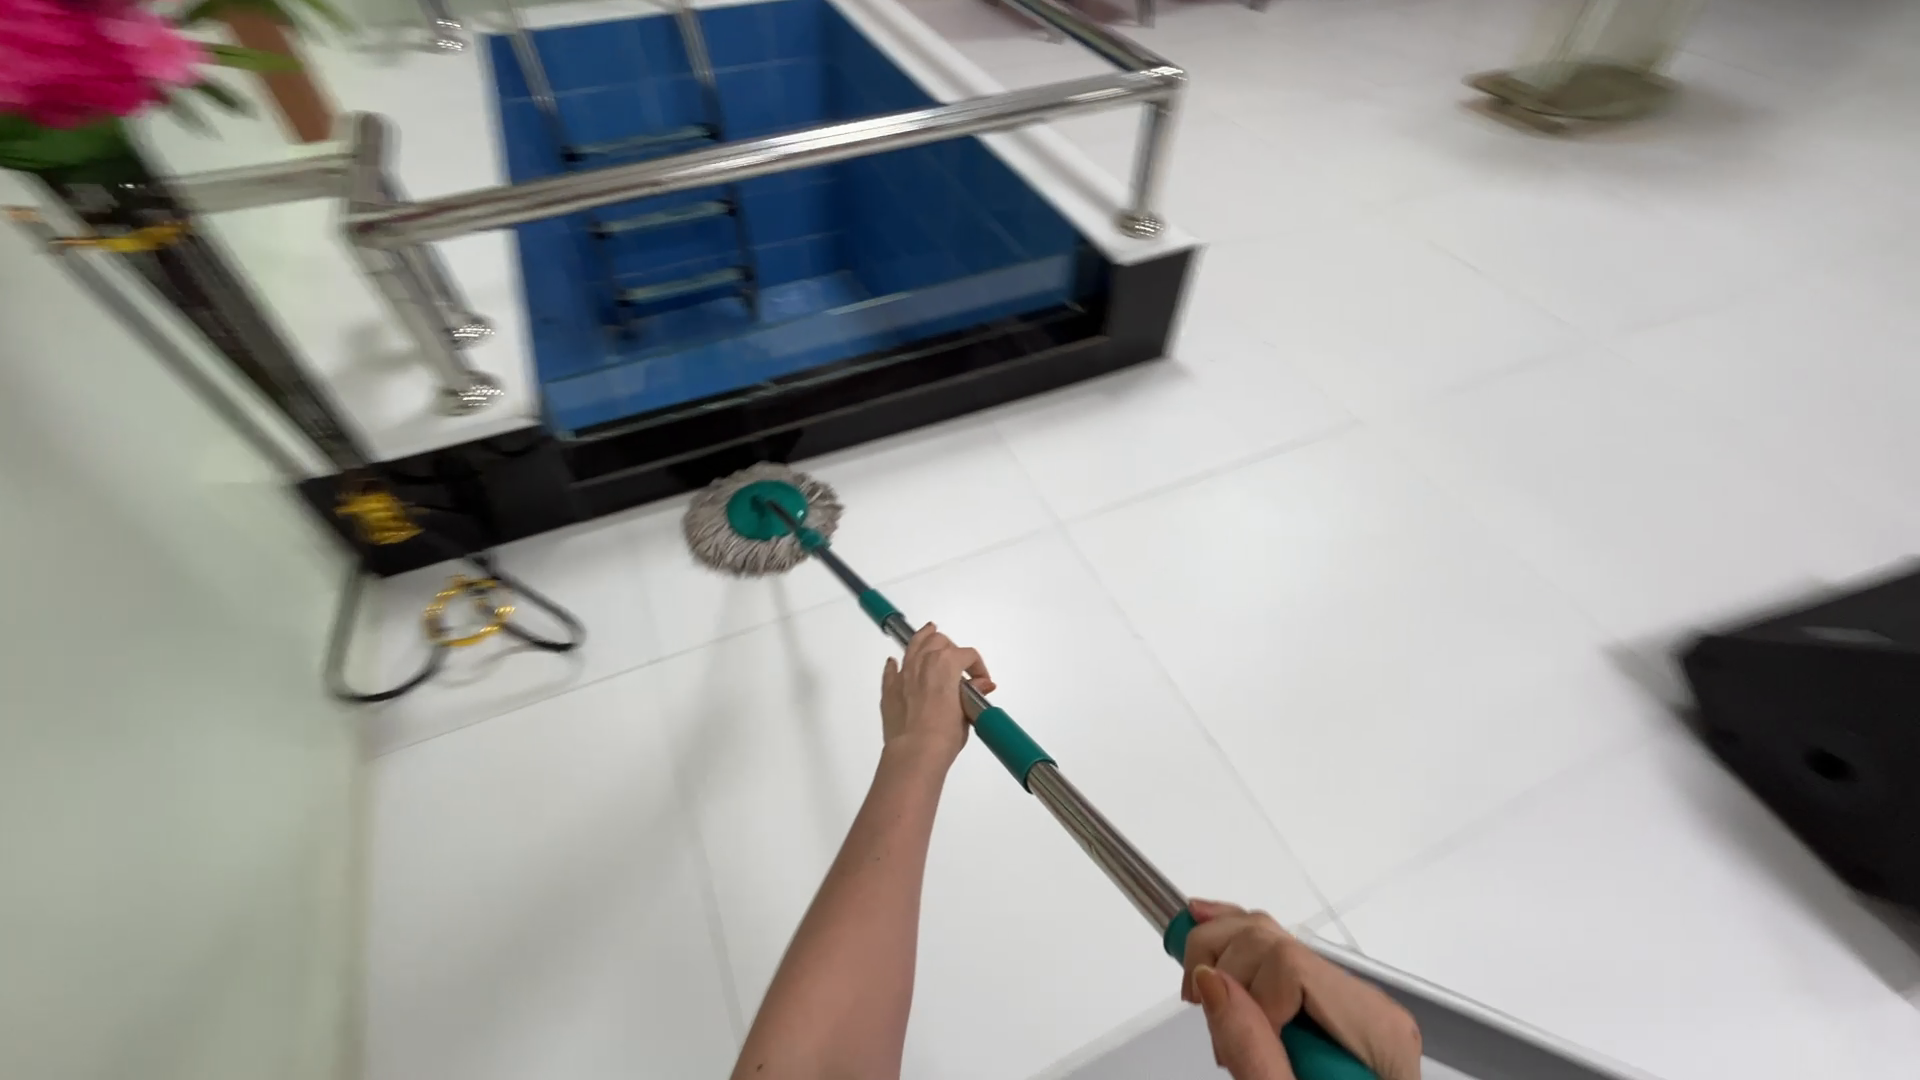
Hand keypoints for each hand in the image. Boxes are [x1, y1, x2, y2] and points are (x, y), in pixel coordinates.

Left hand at [879, 624, 993, 767]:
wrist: (915, 751)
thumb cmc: (946, 734)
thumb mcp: (967, 713)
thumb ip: (973, 693)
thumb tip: (983, 684)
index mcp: (947, 663)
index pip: (967, 655)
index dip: (978, 666)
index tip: (982, 682)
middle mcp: (924, 661)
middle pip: (939, 641)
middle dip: (951, 648)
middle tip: (957, 664)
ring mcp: (904, 672)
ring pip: (914, 645)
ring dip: (924, 638)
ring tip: (929, 632)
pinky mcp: (889, 688)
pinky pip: (892, 669)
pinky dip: (897, 664)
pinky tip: (896, 663)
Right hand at [1183, 900, 1421, 1079]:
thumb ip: (1254, 1054)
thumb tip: (1212, 980)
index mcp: (1375, 1033)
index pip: (1288, 964)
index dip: (1243, 992)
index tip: (1226, 1041)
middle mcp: (1367, 1008)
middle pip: (1274, 942)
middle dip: (1222, 970)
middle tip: (1200, 1014)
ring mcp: (1344, 1003)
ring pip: (1269, 935)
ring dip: (1219, 956)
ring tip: (1201, 999)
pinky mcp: (1323, 1007)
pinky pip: (1272, 948)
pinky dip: (1230, 939)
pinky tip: (1205, 925)